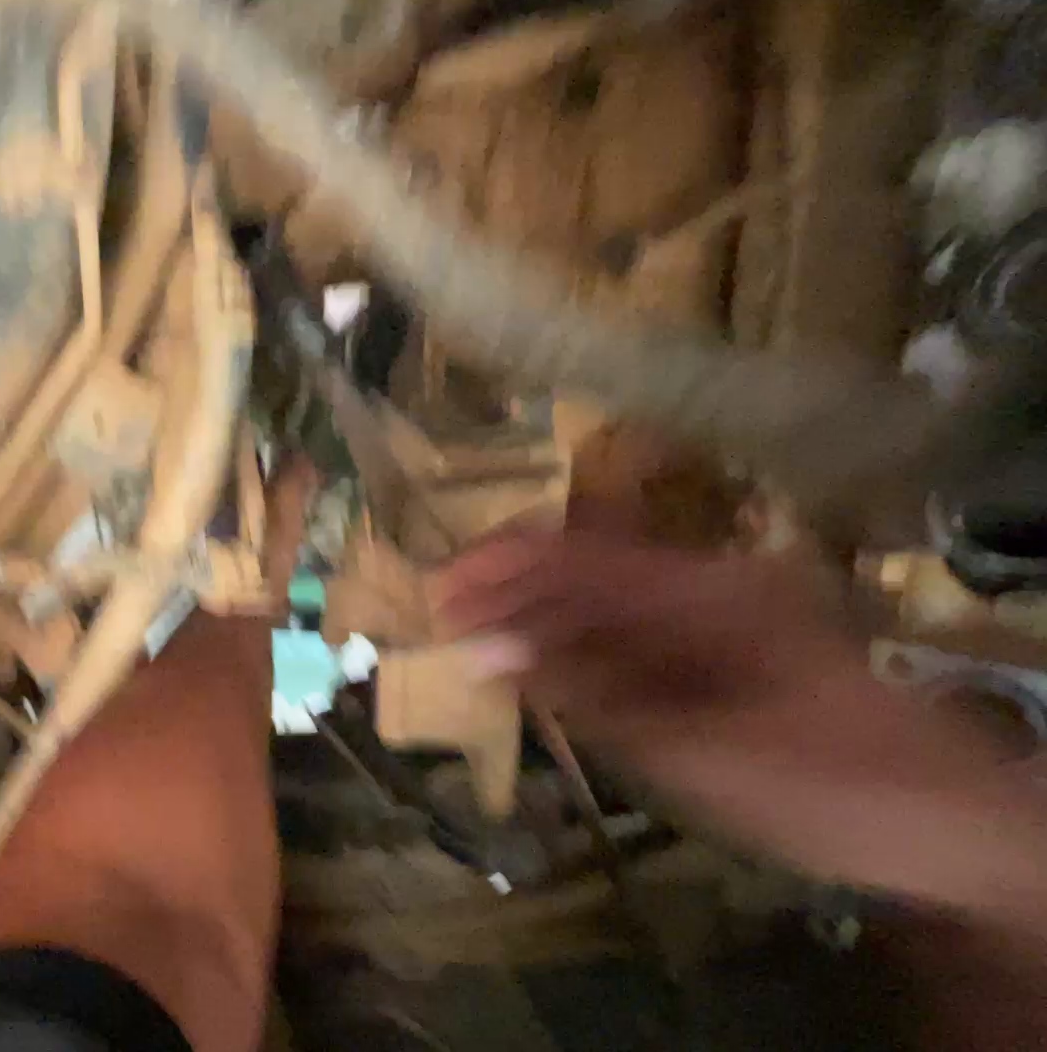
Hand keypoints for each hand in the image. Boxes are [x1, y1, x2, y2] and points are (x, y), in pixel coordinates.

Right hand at [432, 531, 1046, 917]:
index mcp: (698, 591)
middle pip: (574, 573)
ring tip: (462, 643)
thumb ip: (580, 690)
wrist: (955, 834)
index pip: (573, 554)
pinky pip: (614, 644)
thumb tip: (483, 649)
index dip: (497, 562)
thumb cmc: (826, 784)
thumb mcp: (690, 745)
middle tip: (434, 617)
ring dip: (524, 623)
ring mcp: (699, 625)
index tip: (434, 583)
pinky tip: (524, 671)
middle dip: (500, 591)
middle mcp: (695, 592)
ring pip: (588, 608)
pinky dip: (564, 656)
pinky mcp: (700, 659)